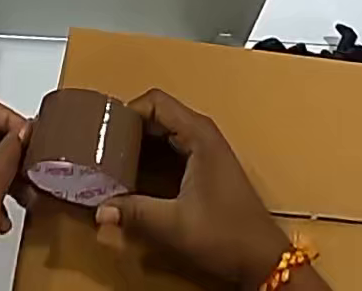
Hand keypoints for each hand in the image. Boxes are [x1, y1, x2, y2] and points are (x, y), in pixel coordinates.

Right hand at [95, 90, 290, 288]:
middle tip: (104, 146)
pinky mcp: (205, 162)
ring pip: (164, 129)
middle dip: (130, 126)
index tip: (106, 132)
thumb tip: (100, 209)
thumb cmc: (224, 234)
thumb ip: (137, 213)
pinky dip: (151, 152)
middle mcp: (201, 131)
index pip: (156, 101)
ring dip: (139, 140)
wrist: (262, 259)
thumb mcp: (176, 225)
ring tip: (113, 158)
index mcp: (197, 133)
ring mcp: (205, 146)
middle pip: (158, 112)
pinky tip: (134, 172)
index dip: (129, 111)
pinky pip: (171, 144)